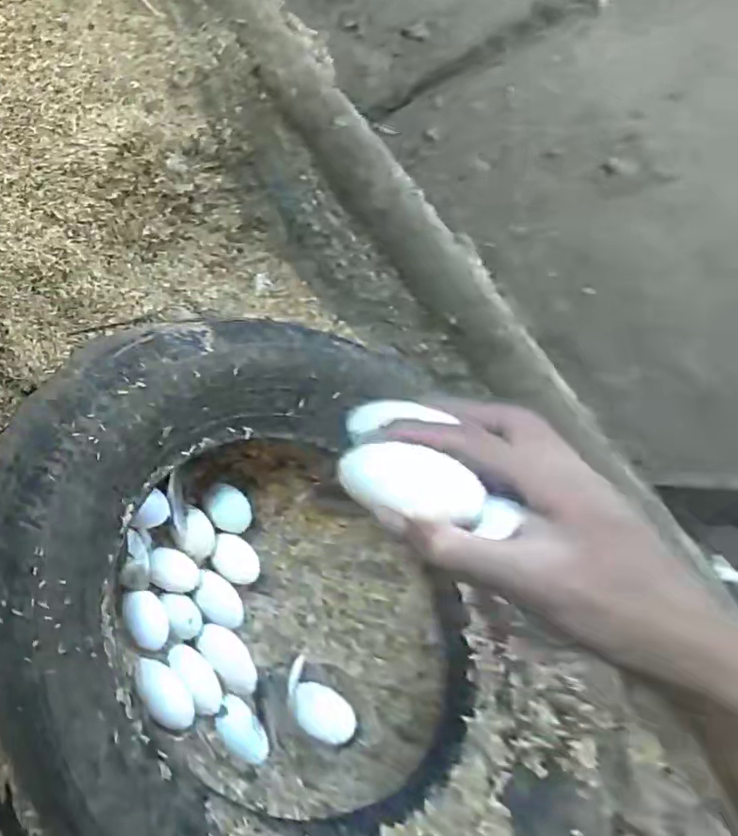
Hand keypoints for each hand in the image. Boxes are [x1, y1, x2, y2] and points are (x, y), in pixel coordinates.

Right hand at [386, 400, 737, 702]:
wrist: (697, 652)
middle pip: (508, 421)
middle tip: (403, 422)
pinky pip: (528, 464)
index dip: (415, 430)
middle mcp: (572, 473)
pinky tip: (470, 482)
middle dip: (450, 413)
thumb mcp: (521, 581)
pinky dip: (488, 457)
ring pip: (523, 439)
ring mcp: (585, 492)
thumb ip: (448, 546)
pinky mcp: (587, 511)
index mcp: (556, 481)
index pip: (472, 439)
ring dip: (471, 431)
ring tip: (428, 444)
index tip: (369, 434)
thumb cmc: (611, 611)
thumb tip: (384, 513)